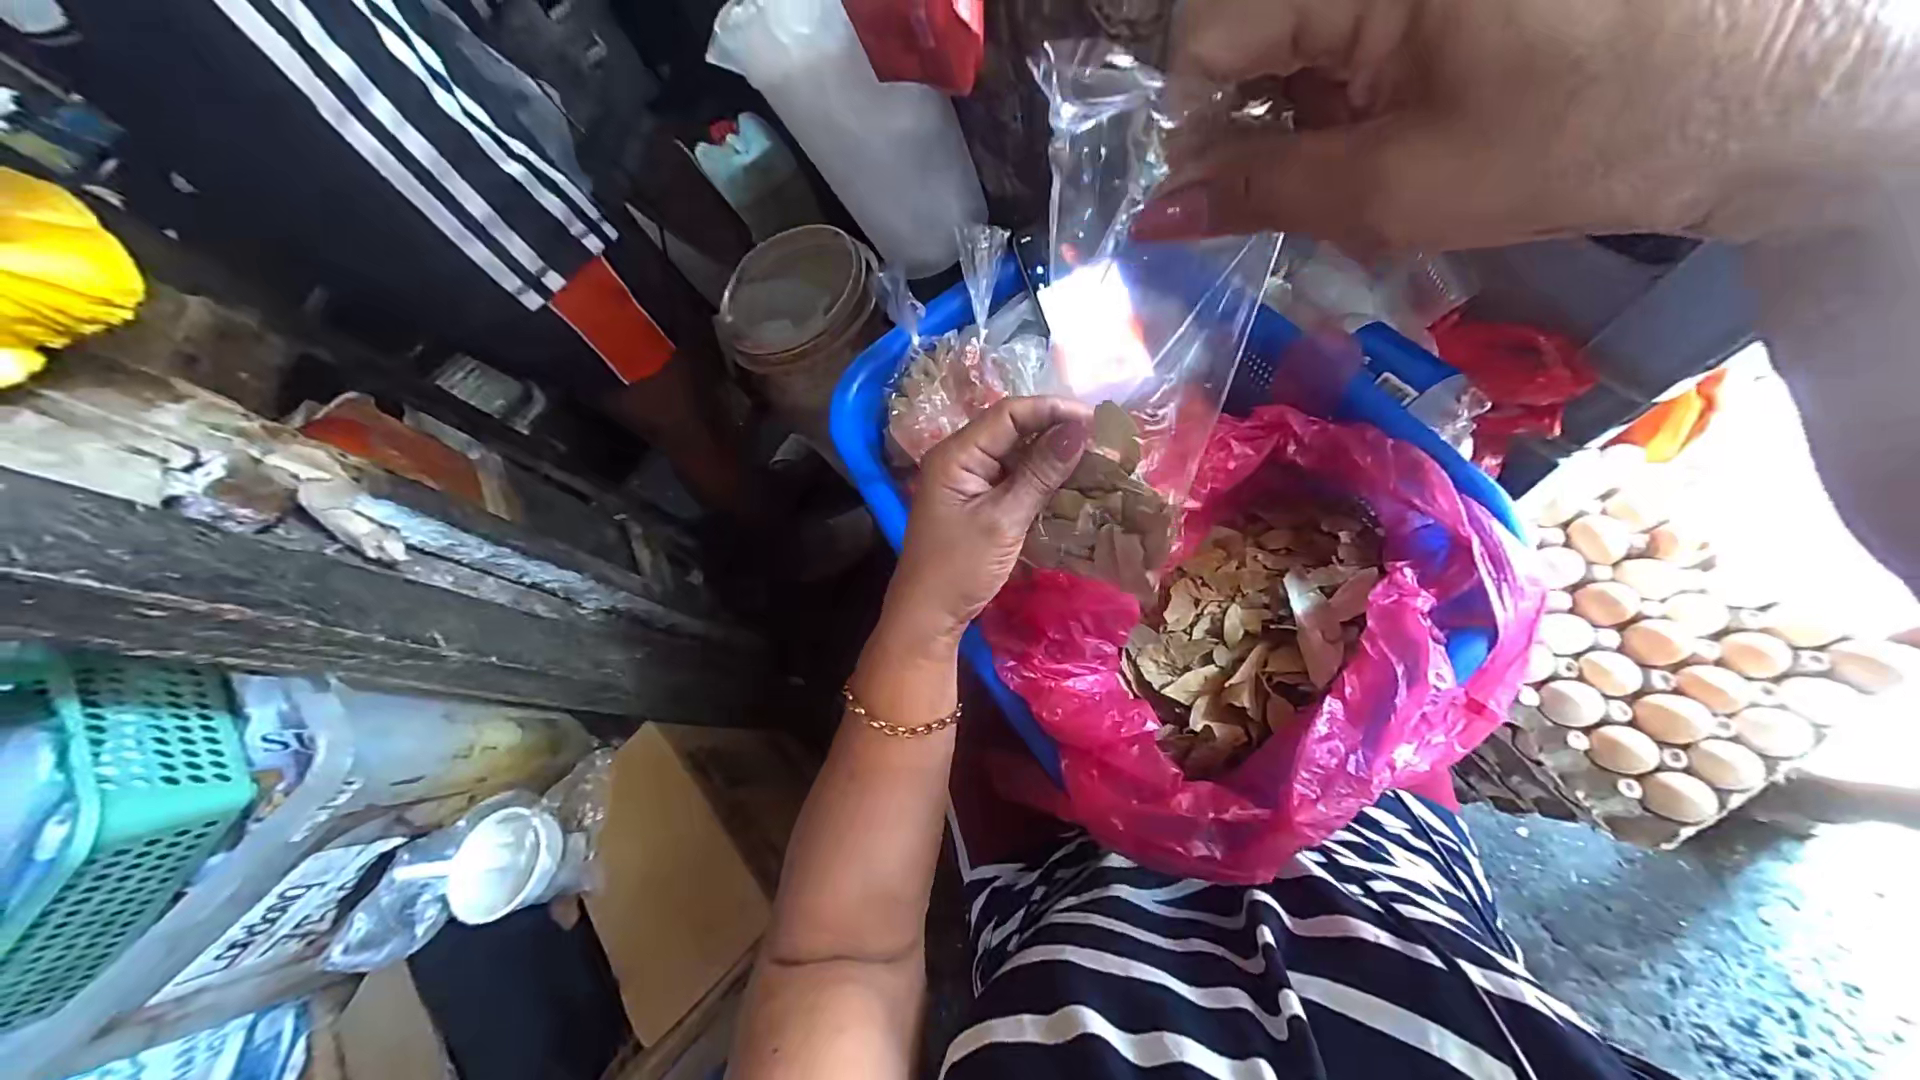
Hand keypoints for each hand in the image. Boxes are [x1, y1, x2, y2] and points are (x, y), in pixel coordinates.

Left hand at [879, 397, 1093, 649]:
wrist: (929, 615)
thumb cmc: (960, 568)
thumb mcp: (1003, 520)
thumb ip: (1040, 474)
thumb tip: (1079, 430)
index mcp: (956, 455)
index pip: (1007, 414)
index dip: (1052, 409)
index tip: (1095, 418)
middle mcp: (959, 458)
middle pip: (1012, 428)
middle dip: (1055, 428)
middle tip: (1100, 435)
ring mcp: (968, 479)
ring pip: (1015, 451)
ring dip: (1051, 452)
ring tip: (1093, 453)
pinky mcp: (977, 499)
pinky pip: (1012, 475)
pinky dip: (1040, 475)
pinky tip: (1069, 478)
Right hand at [1135, 0, 1915, 253]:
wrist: (1773, 84)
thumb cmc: (1579, 135)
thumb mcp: (1392, 187)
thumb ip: (1256, 197)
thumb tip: (1152, 219)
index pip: (1203, 35)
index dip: (1189, 126)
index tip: (1206, 196)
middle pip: (1242, 31)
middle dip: (1243, 122)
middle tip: (1283, 191)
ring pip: (1288, 35)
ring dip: (1293, 113)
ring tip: (1348, 164)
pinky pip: (1341, 30)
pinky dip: (1337, 91)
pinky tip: (1375, 131)